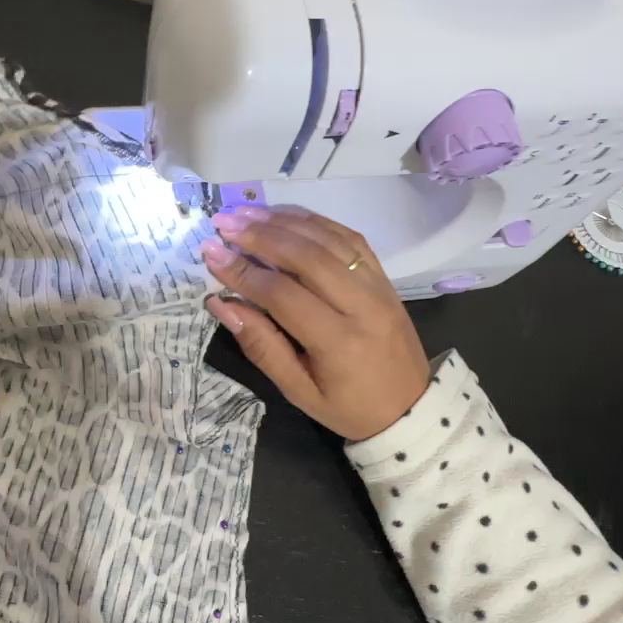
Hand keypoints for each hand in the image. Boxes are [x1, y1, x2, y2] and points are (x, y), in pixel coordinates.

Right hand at [202, 207, 429, 440]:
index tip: (210, 253)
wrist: (412, 409)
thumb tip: (220, 302)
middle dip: (260, 236)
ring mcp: (378, 286)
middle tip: (224, 224)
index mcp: (338, 343)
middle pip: (307, 257)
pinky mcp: (384, 276)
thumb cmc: (348, 407)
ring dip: (284, 221)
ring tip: (245, 213)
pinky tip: (285, 216)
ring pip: (328, 239)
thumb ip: (260, 345)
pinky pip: (348, 237)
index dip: (244, 272)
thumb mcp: (298, 391)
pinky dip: (314, 221)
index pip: (283, 294)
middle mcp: (362, 306)